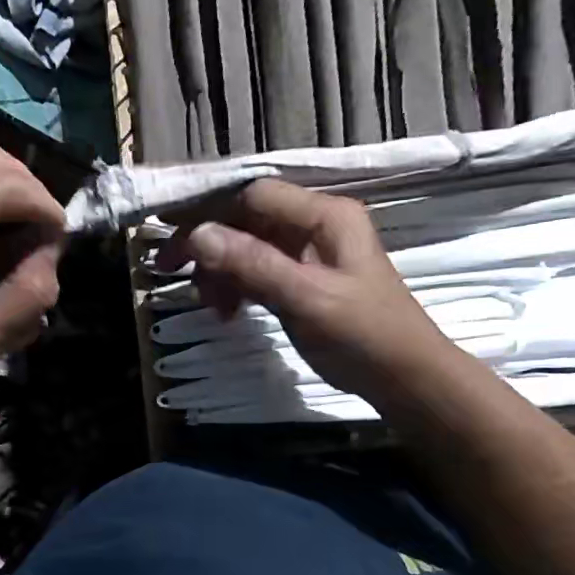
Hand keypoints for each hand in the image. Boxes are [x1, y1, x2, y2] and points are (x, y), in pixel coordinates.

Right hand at [158, 180, 457, 406]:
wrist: (404, 377)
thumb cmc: (362, 334)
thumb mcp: (305, 298)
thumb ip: (252, 264)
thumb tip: (197, 235)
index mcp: (325, 216)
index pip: (253, 197)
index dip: (209, 212)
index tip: (170, 237)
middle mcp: (316, 224)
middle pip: (247, 220)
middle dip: (209, 245)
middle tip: (169, 270)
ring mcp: (311, 253)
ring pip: (250, 246)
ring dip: (222, 270)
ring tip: (210, 306)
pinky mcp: (305, 280)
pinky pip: (261, 271)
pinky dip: (239, 286)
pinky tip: (229, 311)